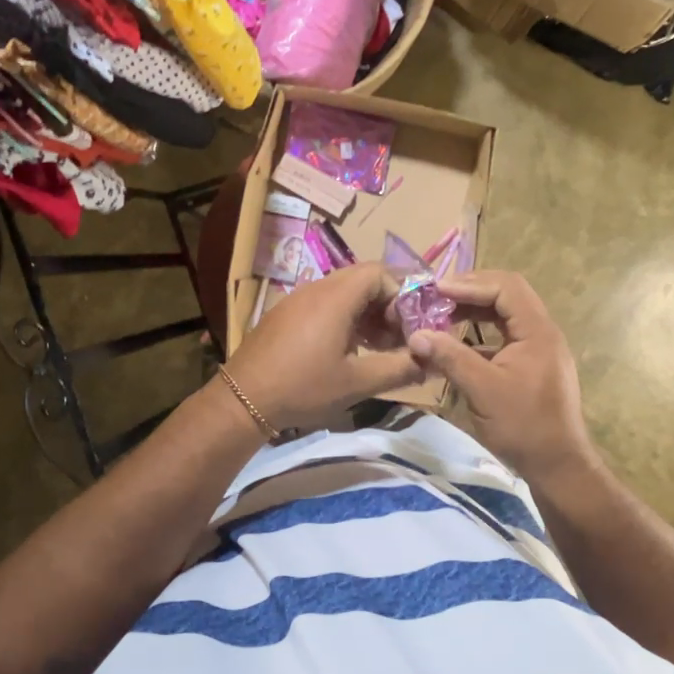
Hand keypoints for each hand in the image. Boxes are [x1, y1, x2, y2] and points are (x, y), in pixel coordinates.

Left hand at [224, 262, 424, 429]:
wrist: (243, 400)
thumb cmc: (304, 388)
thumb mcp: (358, 382)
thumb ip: (399, 368)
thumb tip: (430, 362)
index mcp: (336, 297)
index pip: (380, 273)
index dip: (401, 295)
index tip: (407, 327)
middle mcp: (316, 288)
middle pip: (362, 279)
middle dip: (387, 305)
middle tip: (397, 337)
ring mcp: (297, 299)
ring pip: (343, 292)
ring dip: (366, 313)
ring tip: (377, 347)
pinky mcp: (285, 314)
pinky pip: (323, 304)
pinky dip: (344, 318)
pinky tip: (346, 350)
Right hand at [406, 271, 598, 481]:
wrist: (557, 465)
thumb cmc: (523, 425)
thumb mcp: (482, 389)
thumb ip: (450, 357)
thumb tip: (416, 335)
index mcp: (537, 330)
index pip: (505, 287)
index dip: (470, 283)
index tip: (437, 291)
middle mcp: (542, 333)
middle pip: (506, 296)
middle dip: (470, 293)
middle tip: (435, 299)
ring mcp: (538, 350)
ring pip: (504, 317)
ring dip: (473, 314)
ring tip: (440, 318)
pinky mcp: (531, 368)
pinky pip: (504, 339)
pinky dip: (479, 338)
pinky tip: (454, 348)